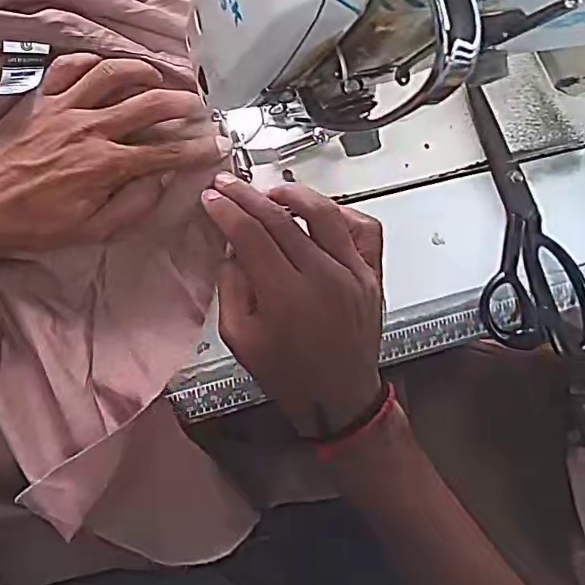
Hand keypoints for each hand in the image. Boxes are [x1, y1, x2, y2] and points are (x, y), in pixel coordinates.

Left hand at [0, 54, 227, 274]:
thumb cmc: (32, 225)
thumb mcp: (91, 231)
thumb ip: (133, 205)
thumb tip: (161, 181)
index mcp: (104, 165)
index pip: (166, 151)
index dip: (198, 148)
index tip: (216, 144)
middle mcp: (88, 128)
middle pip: (149, 103)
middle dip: (183, 104)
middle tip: (197, 107)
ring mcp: (62, 108)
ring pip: (112, 74)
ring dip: (143, 72)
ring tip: (158, 80)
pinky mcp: (38, 98)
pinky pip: (69, 66)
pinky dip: (91, 62)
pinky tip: (104, 69)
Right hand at [200, 174, 385, 438]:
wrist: (338, 399)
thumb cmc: (288, 375)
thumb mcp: (239, 338)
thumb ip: (231, 287)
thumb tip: (231, 247)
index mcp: (287, 297)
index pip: (251, 234)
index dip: (226, 210)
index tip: (212, 198)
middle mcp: (325, 279)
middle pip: (281, 218)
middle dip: (247, 196)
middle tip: (228, 185)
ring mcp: (354, 274)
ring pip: (324, 212)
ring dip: (293, 195)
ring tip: (270, 193)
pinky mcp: (372, 274)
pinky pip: (363, 227)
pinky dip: (340, 212)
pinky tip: (319, 213)